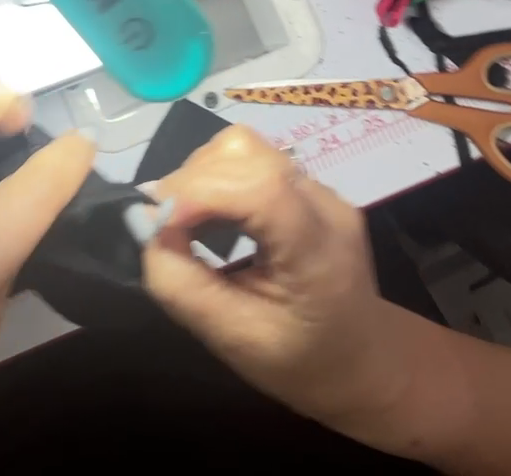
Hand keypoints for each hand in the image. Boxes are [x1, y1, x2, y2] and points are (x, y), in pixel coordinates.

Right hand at [138, 127, 424, 450]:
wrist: (365, 362)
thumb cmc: (303, 364)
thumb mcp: (235, 341)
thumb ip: (184, 286)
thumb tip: (145, 229)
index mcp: (318, 251)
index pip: (260, 190)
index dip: (199, 192)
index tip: (158, 223)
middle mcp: (323, 204)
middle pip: (245, 154)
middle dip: (190, 182)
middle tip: (163, 225)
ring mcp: (317, 187)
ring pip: (243, 147)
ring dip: (200, 174)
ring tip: (186, 219)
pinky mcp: (304, 184)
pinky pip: (249, 158)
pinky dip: (215, 176)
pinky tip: (209, 213)